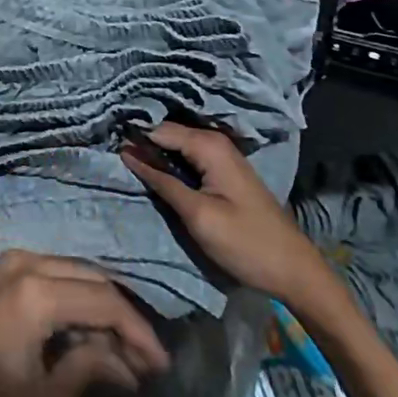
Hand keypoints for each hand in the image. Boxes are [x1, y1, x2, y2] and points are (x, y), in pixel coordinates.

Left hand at [0, 250, 169, 396]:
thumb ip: (89, 369)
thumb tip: (127, 364)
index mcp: (37, 288)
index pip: (105, 300)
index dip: (138, 332)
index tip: (161, 364)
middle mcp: (26, 261)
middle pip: (90, 279)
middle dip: (120, 318)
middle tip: (145, 358)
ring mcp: (8, 263)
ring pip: (71, 275)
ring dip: (96, 309)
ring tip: (119, 351)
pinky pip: (48, 278)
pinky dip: (70, 303)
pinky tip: (83, 333)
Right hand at [121, 123, 335, 306]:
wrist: (292, 267)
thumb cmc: (244, 242)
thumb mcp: (198, 215)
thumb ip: (162, 181)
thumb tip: (128, 153)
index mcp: (209, 145)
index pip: (159, 129)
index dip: (134, 135)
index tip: (105, 142)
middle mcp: (216, 141)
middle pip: (169, 134)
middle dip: (143, 142)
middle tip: (111, 152)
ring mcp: (222, 156)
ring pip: (178, 145)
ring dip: (156, 153)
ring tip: (126, 162)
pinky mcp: (223, 171)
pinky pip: (189, 157)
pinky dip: (171, 162)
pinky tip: (155, 173)